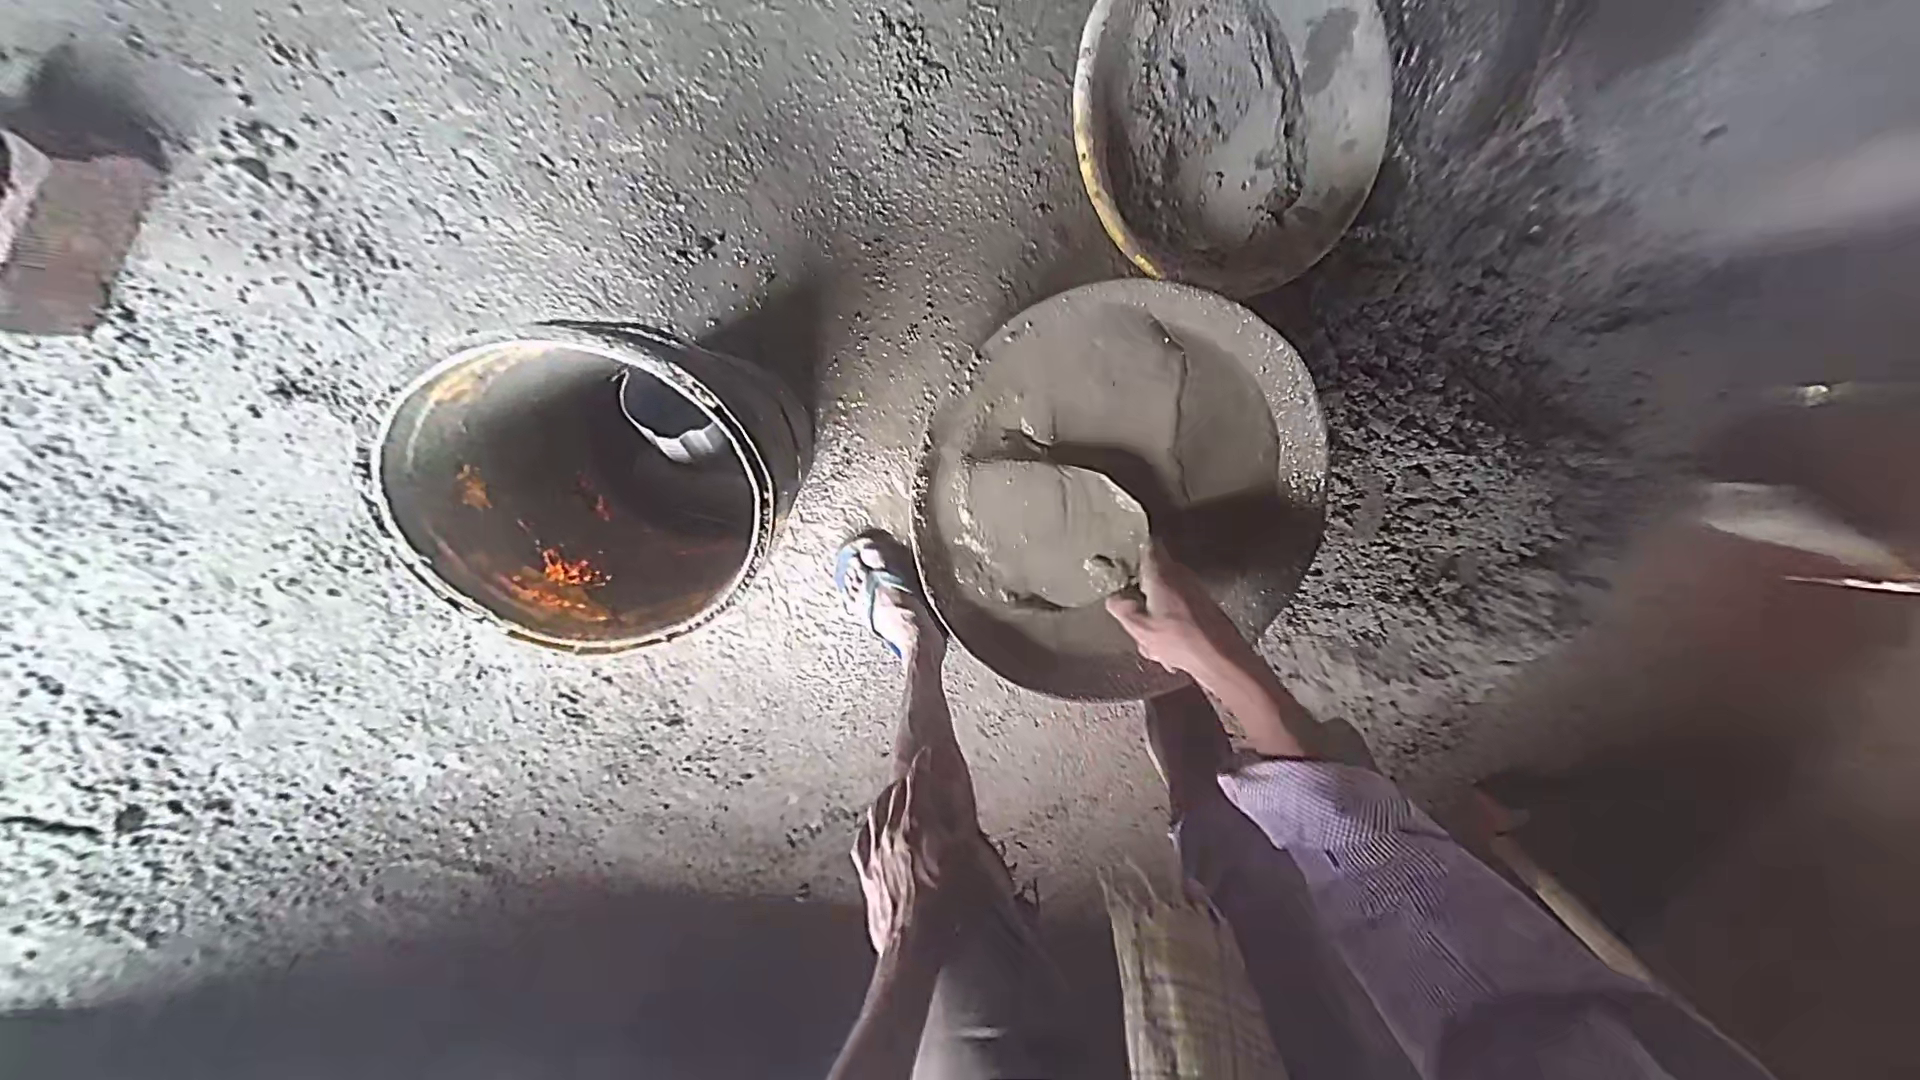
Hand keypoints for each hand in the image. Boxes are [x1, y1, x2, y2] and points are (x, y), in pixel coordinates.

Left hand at [852, 749, 970, 954]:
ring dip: (892, 795)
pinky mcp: (866, 872)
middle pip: (898, 789)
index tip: (931, 747)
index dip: (927, 759)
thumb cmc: (947, 905)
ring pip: (880, 809)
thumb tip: (952, 782)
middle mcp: (891, 830)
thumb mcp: (965, 854)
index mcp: (917, 821)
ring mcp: (875, 851)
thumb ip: (958, 813)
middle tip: (918, 762)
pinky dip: (875, 822)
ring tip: (901, 789)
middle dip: (910, 773)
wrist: (913, 949)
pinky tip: (878, 823)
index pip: (920, 776)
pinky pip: (866, 835)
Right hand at [1106, 543, 1246, 676]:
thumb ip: (1121, 608)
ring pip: (1165, 590)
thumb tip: (1114, 598)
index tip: (1120, 563)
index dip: (1132, 550)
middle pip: (1153, 570)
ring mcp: (1194, 588)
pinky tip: (1167, 643)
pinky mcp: (1204, 604)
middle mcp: (1180, 575)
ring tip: (1150, 634)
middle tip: (1130, 608)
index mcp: (1162, 574)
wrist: (1221, 659)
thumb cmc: (1182, 642)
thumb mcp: (1139, 628)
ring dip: (1154, 608)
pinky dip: (1169, 619)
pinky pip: (1178, 605)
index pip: (1147, 545)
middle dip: (1139, 589)